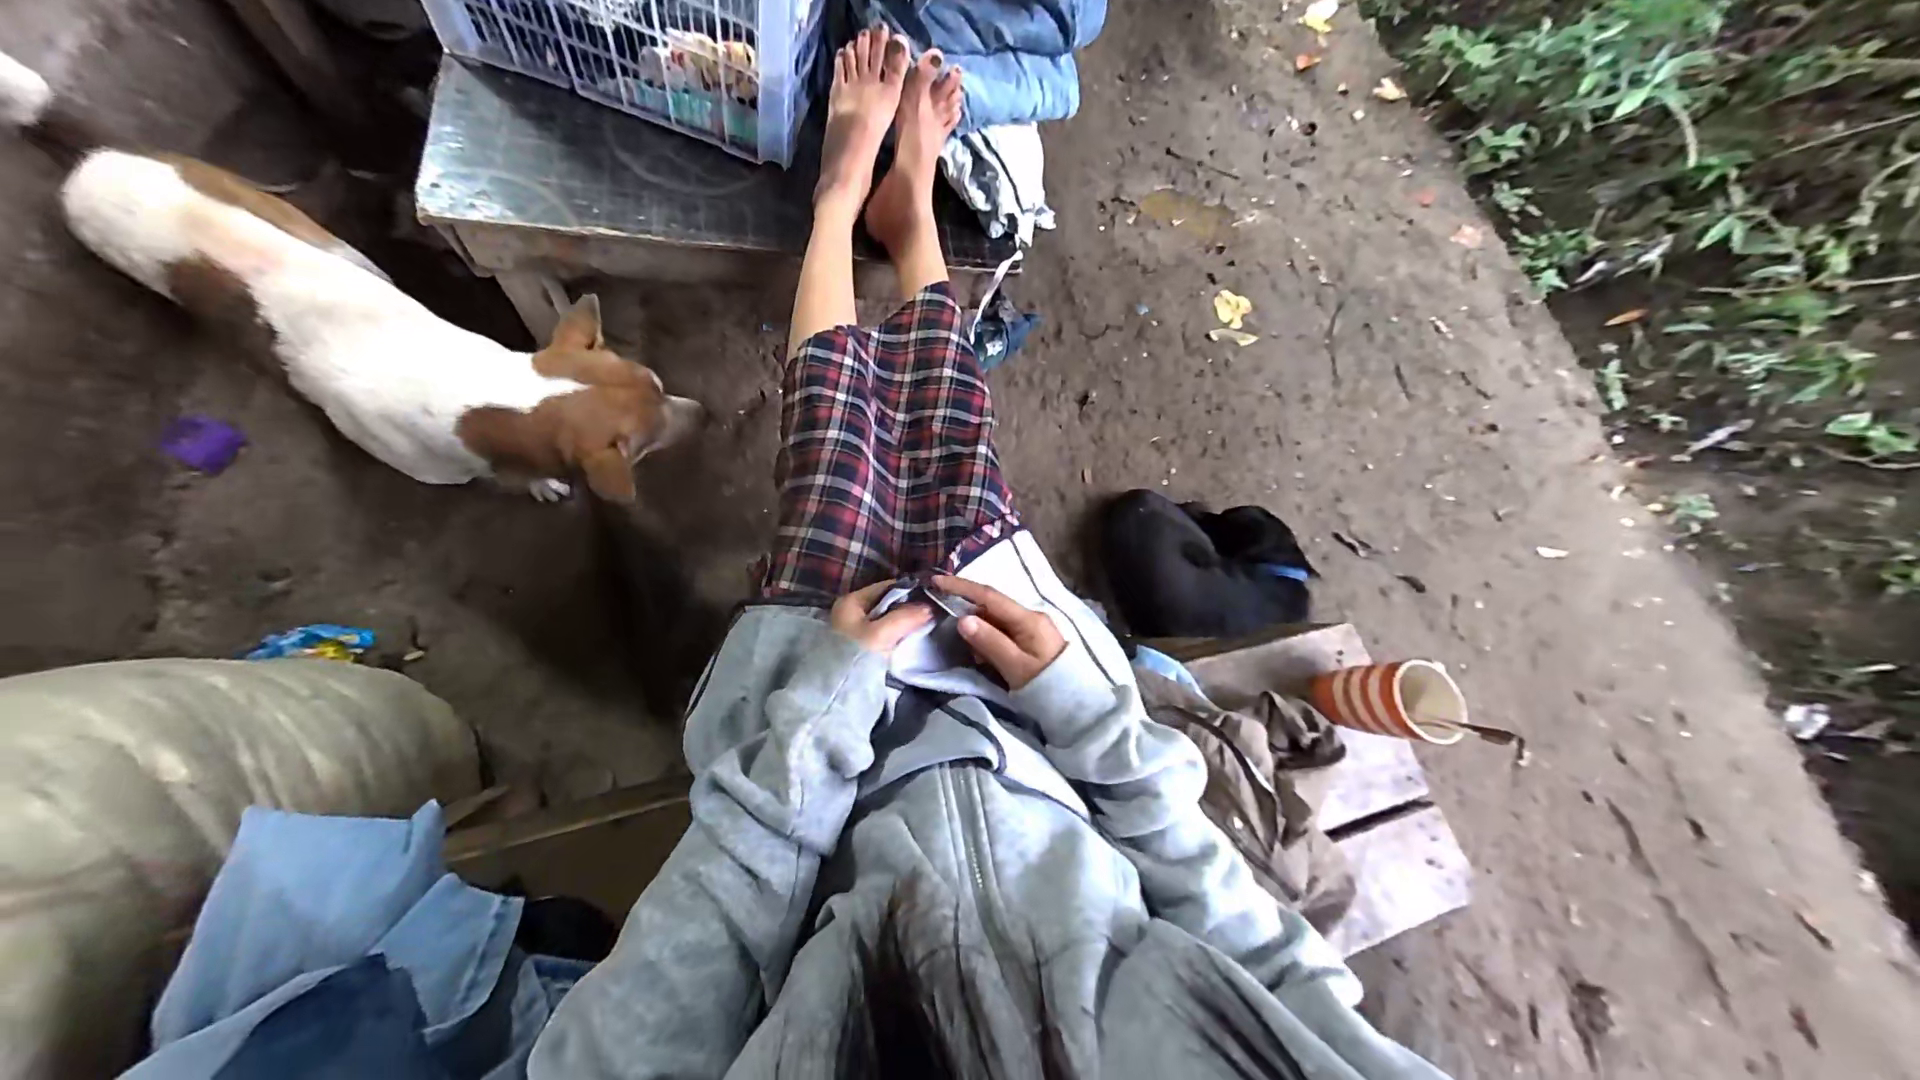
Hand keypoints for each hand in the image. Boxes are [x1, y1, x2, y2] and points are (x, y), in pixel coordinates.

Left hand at [830, 580, 933, 655]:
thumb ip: (905, 617)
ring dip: (903, 621)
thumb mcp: (880, 634)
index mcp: (851, 601)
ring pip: (886, 617)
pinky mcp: (861, 644)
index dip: (908, 590)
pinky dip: (896, 632)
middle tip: (930, 612)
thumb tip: (929, 607)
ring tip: (924, 623)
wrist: (837, 689)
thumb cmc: (855, 655)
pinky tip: (910, 636)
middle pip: (886, 602)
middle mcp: (851, 611)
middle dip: (907, 607)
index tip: (929, 597)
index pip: (886, 587)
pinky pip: (883, 631)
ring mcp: (855, 629)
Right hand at [932, 575, 1066, 689]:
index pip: (989, 596)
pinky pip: (1005, 633)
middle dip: (969, 614)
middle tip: (952, 632)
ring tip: (973, 655)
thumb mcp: (1015, 667)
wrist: (1081, 708)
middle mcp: (1032, 617)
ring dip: (980, 632)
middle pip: (992, 607)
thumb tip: (963, 619)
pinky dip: (990, 641)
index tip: (936, 580)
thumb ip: (989, 641)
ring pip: (997, 621)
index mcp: (1028, 619)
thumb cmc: (1048, 688)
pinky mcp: (1034, 642)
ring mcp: (1034, 629)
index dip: (961, 587)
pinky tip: (986, 658)